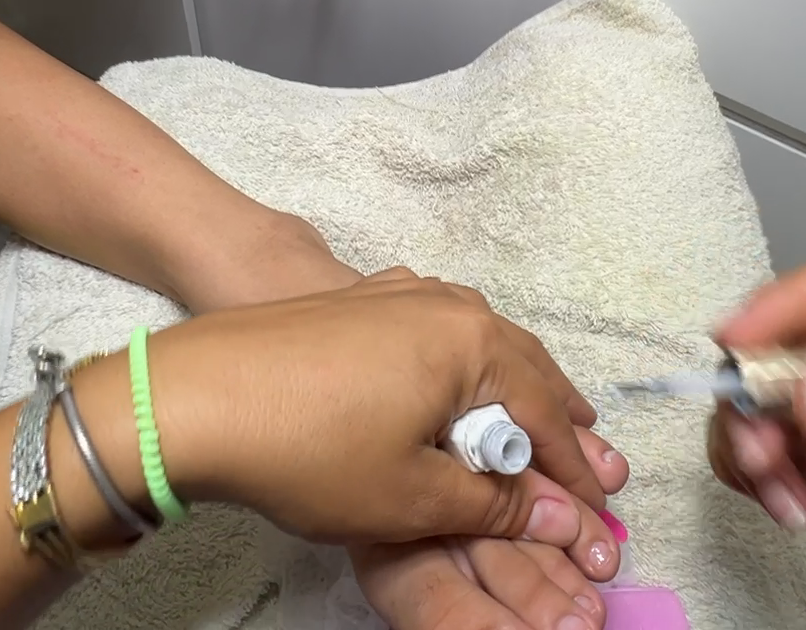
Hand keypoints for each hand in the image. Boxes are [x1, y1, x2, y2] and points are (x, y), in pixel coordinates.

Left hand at [188, 224, 631, 629]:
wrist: (201, 391)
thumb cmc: (314, 448)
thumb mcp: (413, 494)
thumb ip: (496, 503)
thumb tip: (563, 514)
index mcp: (472, 343)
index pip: (546, 416)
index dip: (577, 472)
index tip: (603, 513)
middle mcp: (448, 303)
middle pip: (524, 364)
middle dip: (558, 417)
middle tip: (592, 458)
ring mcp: (403, 291)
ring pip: (482, 340)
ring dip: (512, 383)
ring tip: (534, 418)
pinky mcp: (366, 297)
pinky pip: (438, 328)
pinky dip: (464, 362)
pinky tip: (460, 376)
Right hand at [706, 259, 805, 629]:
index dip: (788, 303)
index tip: (739, 341)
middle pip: (786, 345)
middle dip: (755, 387)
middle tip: (757, 444)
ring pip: (759, 398)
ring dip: (745, 435)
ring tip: (775, 490)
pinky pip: (754, 450)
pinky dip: (745, 471)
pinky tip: (781, 508)